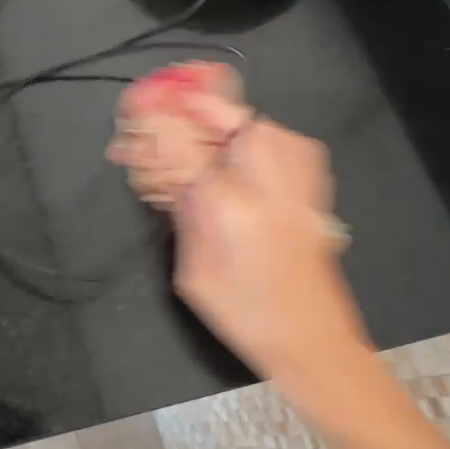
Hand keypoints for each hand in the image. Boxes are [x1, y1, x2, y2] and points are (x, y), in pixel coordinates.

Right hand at [170, 95, 373, 404]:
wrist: (314, 339)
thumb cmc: (244, 314)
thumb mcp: (191, 269)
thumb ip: (179, 208)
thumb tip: (160, 162)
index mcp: (230, 205)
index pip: (180, 139)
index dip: (153, 118)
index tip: (134, 109)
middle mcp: (267, 178)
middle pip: (217, 113)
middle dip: (182, 112)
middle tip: (156, 122)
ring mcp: (297, 173)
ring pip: (244, 119)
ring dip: (211, 124)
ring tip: (187, 147)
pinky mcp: (311, 177)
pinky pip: (267, 136)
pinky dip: (241, 137)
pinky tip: (225, 159)